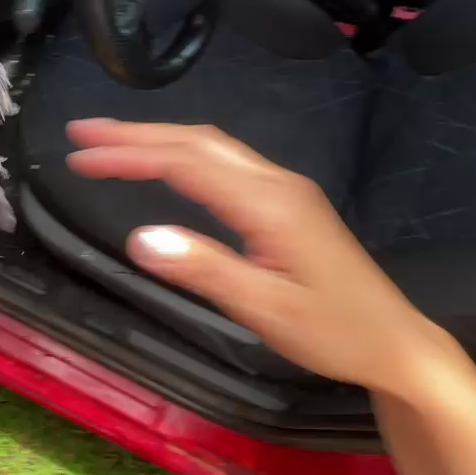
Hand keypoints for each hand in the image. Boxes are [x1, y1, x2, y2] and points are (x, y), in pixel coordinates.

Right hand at [65, 119, 453, 389]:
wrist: (395, 341)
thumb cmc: (333, 331)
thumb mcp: (265, 309)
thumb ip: (204, 268)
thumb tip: (139, 237)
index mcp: (268, 202)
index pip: (185, 164)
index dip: (129, 155)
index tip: (80, 155)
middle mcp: (274, 181)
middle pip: (196, 142)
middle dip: (135, 133)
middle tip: (81, 133)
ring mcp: (282, 187)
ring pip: (210, 147)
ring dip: (157, 139)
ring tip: (109, 142)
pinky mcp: (285, 201)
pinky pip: (223, 162)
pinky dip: (181, 154)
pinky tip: (164, 164)